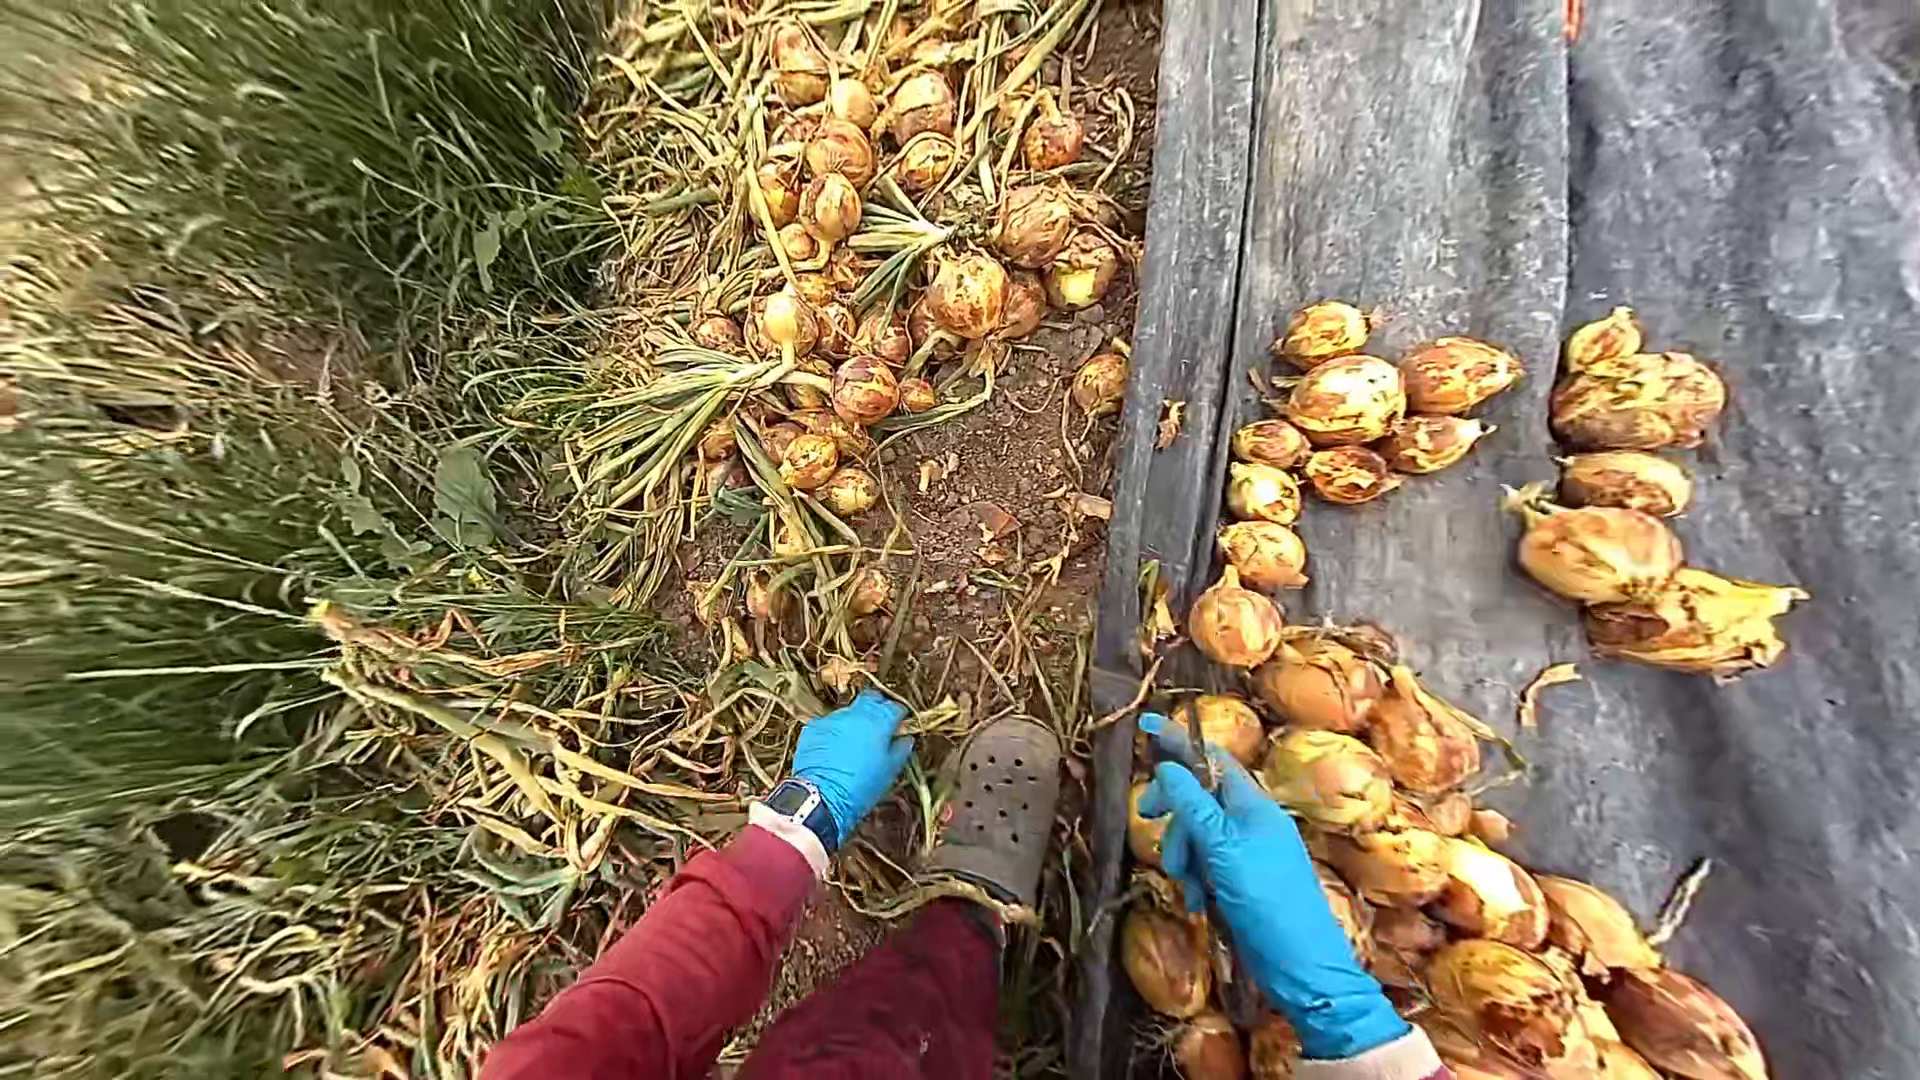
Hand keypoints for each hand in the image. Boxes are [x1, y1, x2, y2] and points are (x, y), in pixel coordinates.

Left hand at [792, 690, 913, 845]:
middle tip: (878, 726)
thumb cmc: (860, 787)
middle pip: (871, 699)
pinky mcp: (814, 727)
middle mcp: (856, 713)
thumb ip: (901, 749)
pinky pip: (829, 724)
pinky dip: (834, 732)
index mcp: (879, 721)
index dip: (899, 715)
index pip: (895, 707)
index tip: (899, 725)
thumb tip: (905, 739)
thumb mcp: (889, 771)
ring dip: (854, 722)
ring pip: (849, 712)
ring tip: (853, 744)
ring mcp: (833, 718)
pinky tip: (833, 750)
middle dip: (877, 707)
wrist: (820, 798)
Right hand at [1137, 713, 1406, 1061]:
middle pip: (1197, 794)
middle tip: (1146, 815)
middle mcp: (1248, 820)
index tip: (1145, 726)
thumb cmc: (1267, 901)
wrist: (1305, 973)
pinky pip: (1204, 860)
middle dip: (1173, 810)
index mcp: (1252, 803)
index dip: (1178, 741)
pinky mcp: (1239, 877)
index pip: (1211, 757)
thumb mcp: (1222, 848)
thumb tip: (1167, 765)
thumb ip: (1192, 803)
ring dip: (1183, 852)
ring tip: (1187, 880)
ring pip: (1196, 830)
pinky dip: (1195, 875)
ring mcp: (1244, 849)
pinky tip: (1199, 897)